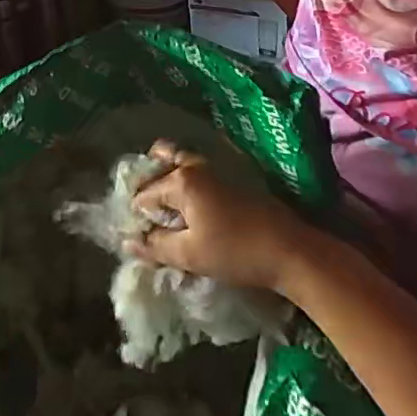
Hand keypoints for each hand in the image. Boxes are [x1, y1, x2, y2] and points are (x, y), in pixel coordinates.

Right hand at [126, 141, 323, 291]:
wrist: (287, 248)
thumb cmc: (235, 251)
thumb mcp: (189, 255)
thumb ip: (156, 245)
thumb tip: (128, 241)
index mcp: (182, 180)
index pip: (145, 193)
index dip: (137, 214)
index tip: (137, 233)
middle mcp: (197, 166)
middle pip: (162, 160)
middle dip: (149, 180)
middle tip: (146, 211)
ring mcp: (217, 168)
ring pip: (182, 160)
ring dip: (168, 174)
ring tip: (165, 207)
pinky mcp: (232, 176)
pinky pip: (198, 169)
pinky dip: (186, 178)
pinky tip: (189, 206)